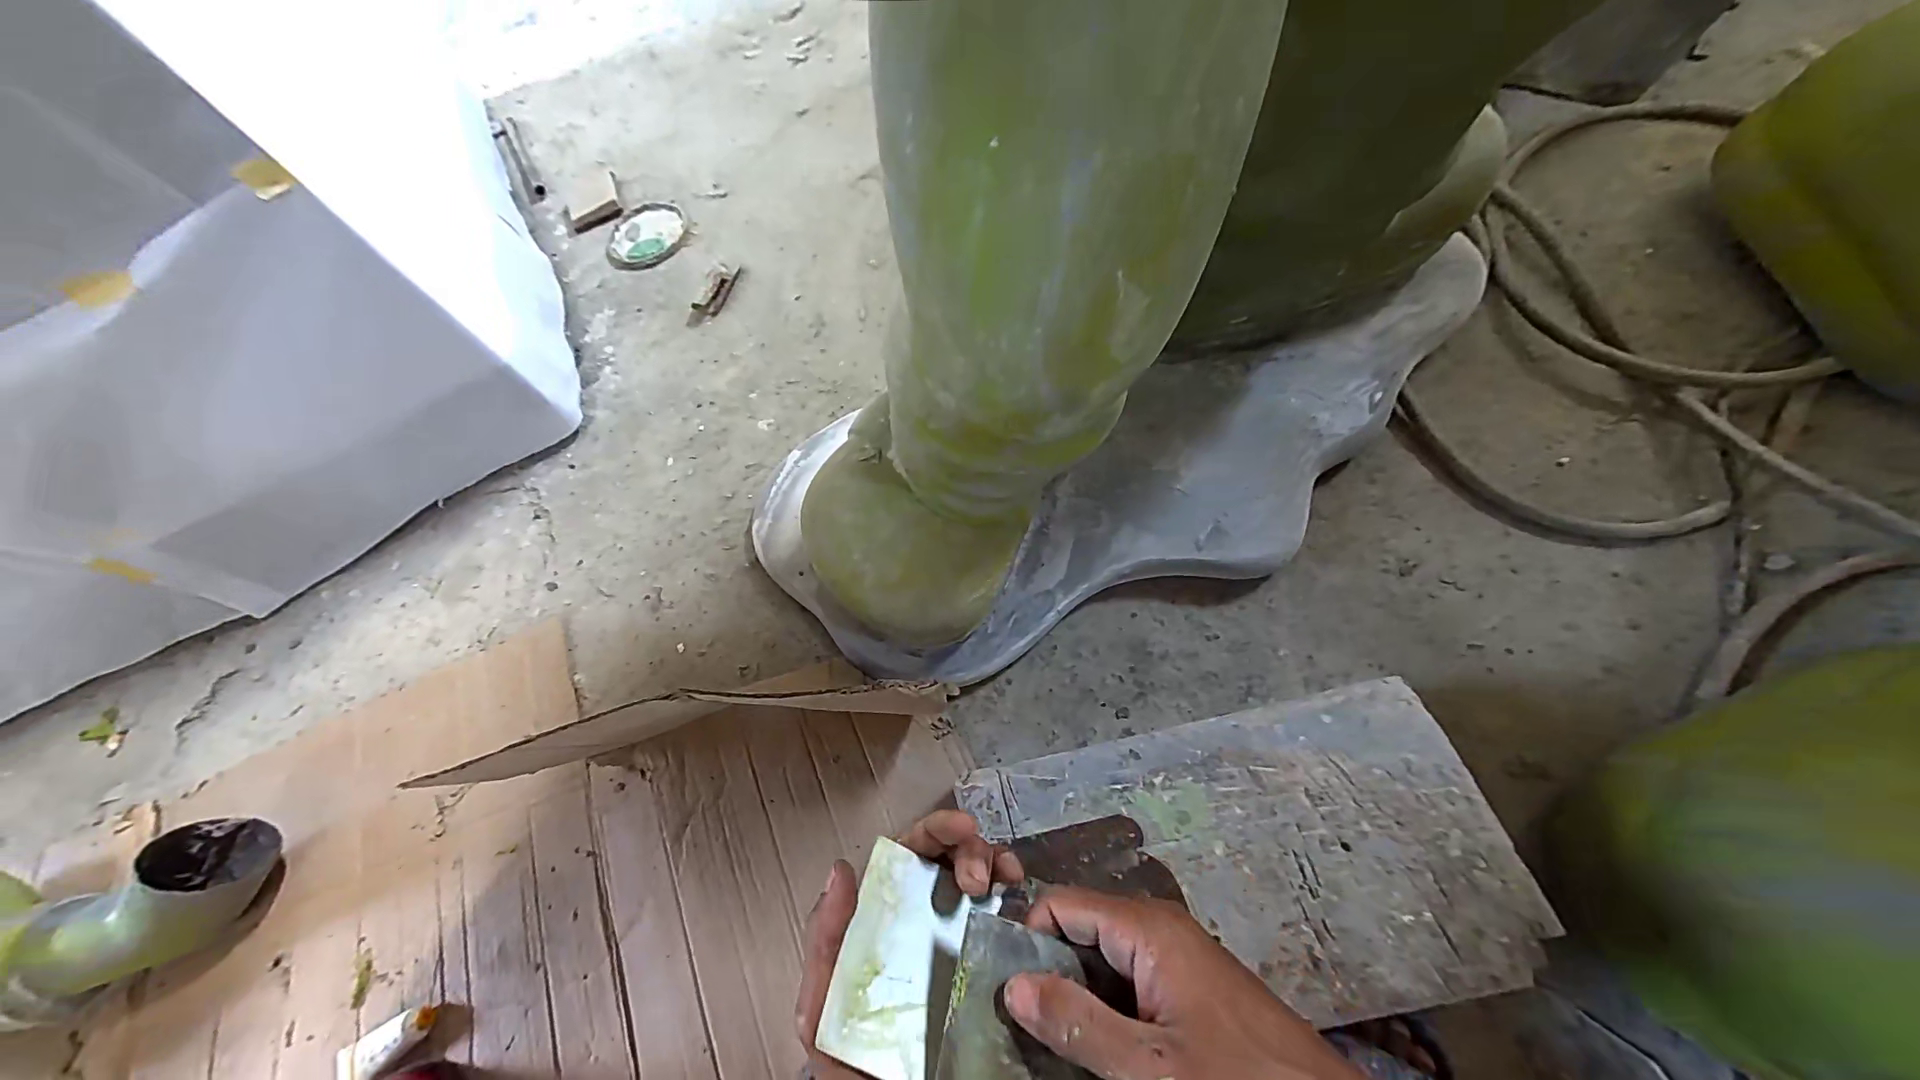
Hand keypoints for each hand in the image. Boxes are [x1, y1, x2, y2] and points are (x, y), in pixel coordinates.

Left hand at [795, 810, 1025, 1076]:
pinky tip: (1021, 896)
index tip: (962, 828)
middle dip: (970, 847)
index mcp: (888, 919)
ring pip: (983, 877)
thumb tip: (842, 870)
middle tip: (981, 874)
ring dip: (996, 863)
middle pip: (950, 858)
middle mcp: (927, 919)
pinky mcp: (994, 967)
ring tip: (1004, 880)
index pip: (910, 856)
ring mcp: (962, 940)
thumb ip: (825, 948)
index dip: (935, 831)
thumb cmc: (859, 1069)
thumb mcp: (824, 1013)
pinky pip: (1010, 919)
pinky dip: (1019, 896)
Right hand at [1004, 887, 1364, 1079]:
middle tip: (1028, 1029)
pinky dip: (1109, 1011)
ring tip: (1059, 1046)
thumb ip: (1078, 1025)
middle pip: (1079, 931)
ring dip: (1078, 999)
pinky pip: (1131, 984)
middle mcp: (1158, 928)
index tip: (1006, 991)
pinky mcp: (1189, 987)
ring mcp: (1176, 957)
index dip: (1027, 940)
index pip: (1060, 905)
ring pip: (1103, 962)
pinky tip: (1105, 1052)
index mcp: (1146, 927)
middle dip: (1051, 973)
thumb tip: (1012, 986)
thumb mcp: (1151, 1068)